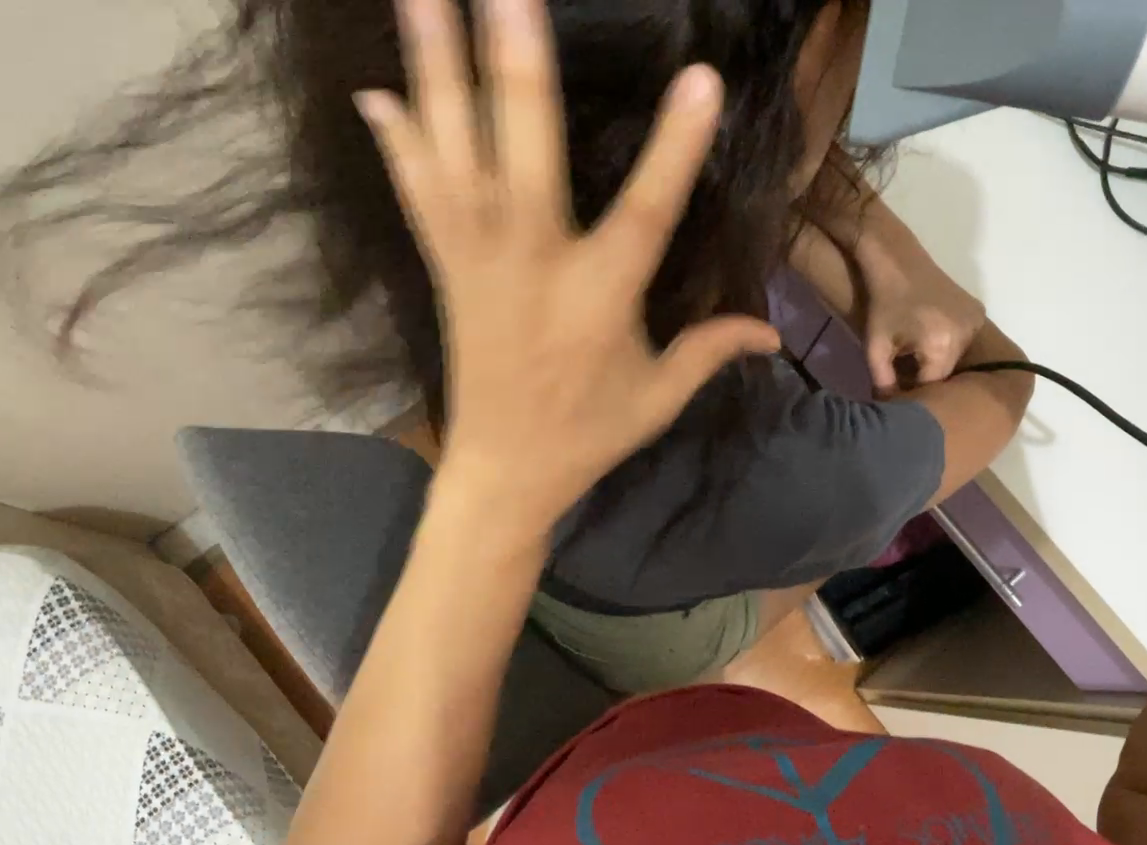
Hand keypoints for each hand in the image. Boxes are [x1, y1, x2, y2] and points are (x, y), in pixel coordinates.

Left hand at [355, 0, 777, 528]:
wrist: (503, 473)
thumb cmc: (588, 436)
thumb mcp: (659, 400)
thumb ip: (711, 352)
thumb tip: (773, 331)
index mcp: (600, 300)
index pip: (647, 213)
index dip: (675, 149)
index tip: (703, 79)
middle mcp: (534, 268)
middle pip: (525, 157)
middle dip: (516, 69)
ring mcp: (479, 264)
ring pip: (457, 160)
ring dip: (439, 75)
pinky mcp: (446, 271)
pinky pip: (417, 198)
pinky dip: (397, 144)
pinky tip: (374, 89)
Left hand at [852, 206, 987, 394]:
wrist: (897, 263)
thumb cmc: (882, 305)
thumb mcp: (875, 348)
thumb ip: (883, 382)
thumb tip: (889, 410)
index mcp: (942, 346)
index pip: (933, 387)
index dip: (914, 394)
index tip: (899, 396)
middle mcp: (966, 335)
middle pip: (947, 374)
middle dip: (925, 380)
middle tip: (904, 380)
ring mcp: (976, 321)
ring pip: (956, 360)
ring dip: (937, 366)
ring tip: (915, 362)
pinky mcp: (978, 312)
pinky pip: (963, 342)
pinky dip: (947, 349)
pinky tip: (929, 344)